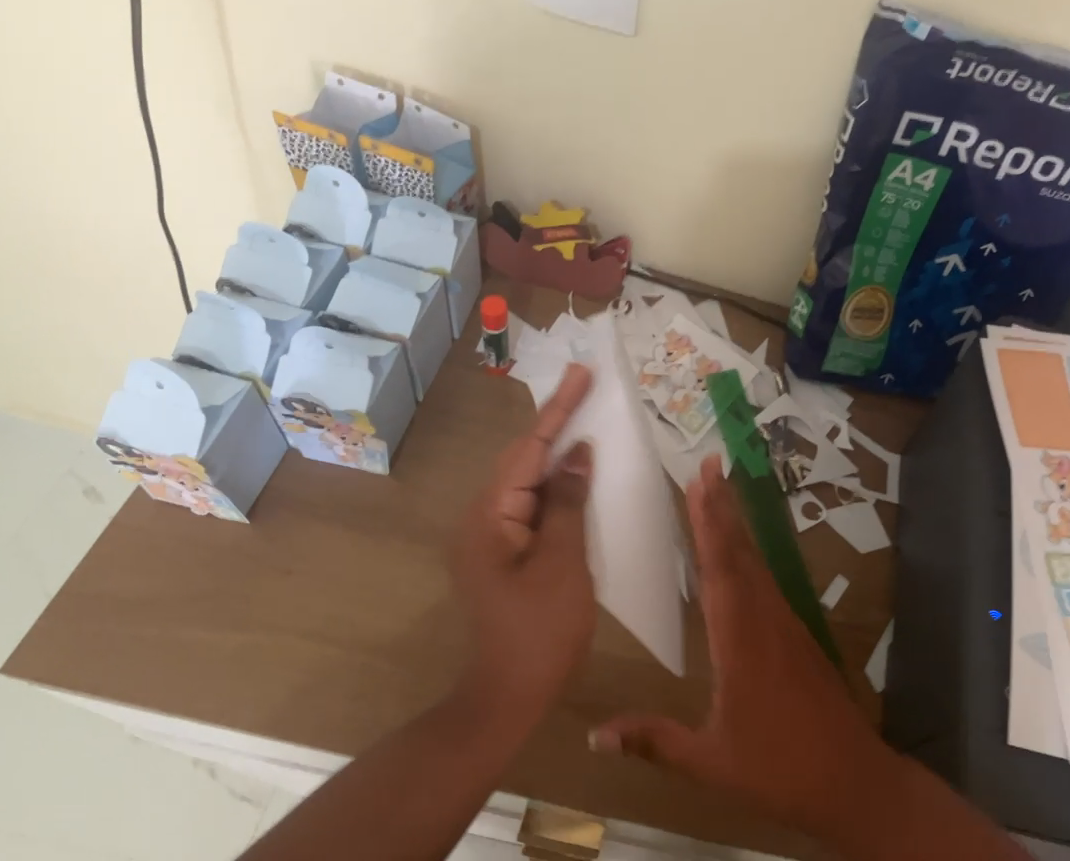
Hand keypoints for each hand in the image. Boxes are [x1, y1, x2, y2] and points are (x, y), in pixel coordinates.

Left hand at [454, 364, 596, 722]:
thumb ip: (568, 502)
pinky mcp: (503, 553)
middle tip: (588, 385)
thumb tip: (577, 453)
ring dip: (557, 452)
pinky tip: (577, 474)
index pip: (528, 449)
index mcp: (490, 515)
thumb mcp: (563, 562)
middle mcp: (481, 517)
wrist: (507, 696)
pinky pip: (531, 505)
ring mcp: (489, 537)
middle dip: (556, 422)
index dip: (559, 410)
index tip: (582, 373)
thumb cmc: (540, 631)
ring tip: (586, 415)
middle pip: (522, 458)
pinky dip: (555, 485)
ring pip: (527, 480)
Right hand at [589, 455, 902, 842]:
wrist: (852, 779)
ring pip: (757, 564)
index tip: (701, 478)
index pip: (720, 567)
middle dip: (722, 506)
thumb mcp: (709, 760)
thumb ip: (654, 740)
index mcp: (740, 639)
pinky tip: (741, 559)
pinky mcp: (799, 637)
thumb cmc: (777, 767)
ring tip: (719, 494)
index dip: (708, 520)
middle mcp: (766, 619)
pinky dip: (749, 558)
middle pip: (740, 552)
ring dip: (736, 527)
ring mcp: (787, 625)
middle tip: (709, 463)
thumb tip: (594, 736)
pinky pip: (767, 584)